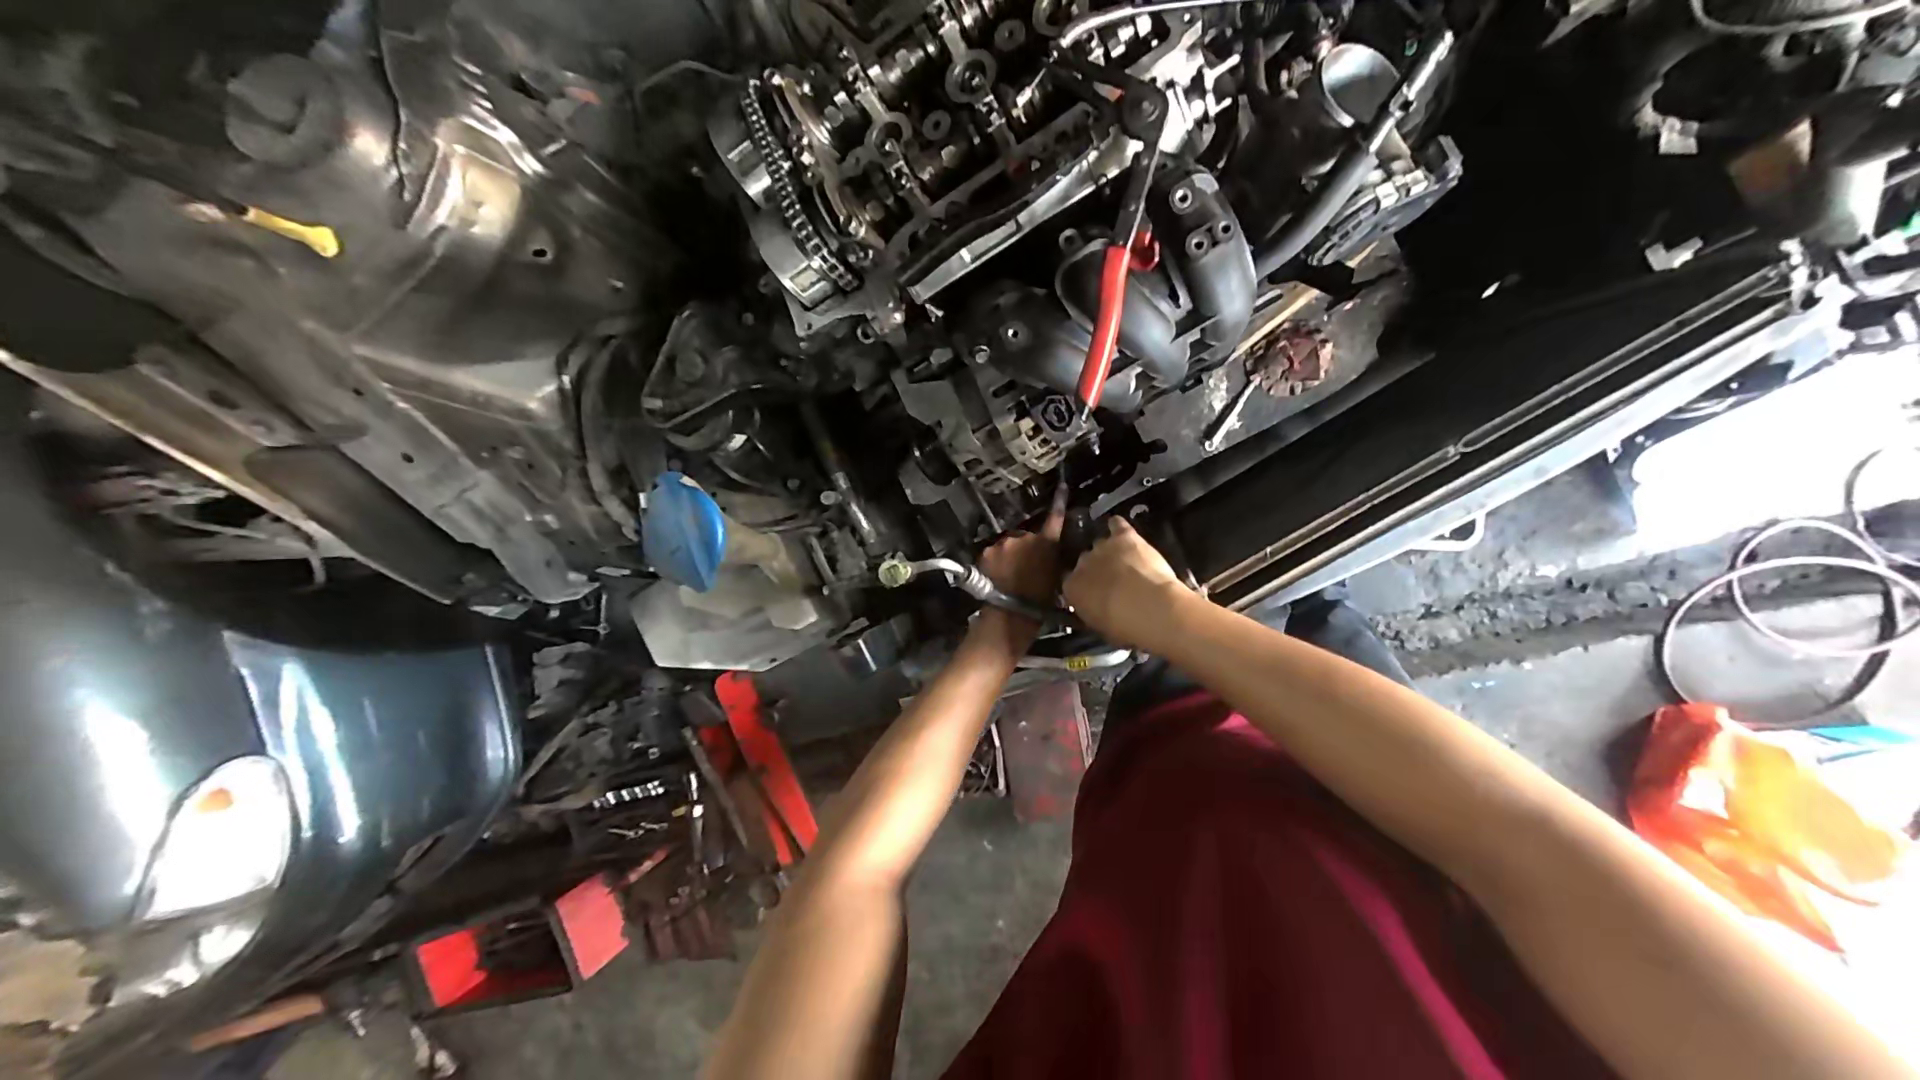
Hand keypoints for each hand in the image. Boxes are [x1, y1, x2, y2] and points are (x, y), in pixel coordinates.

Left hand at [967, 503, 1064, 656]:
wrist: (1010, 617)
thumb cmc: (1039, 605)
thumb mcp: (1057, 581)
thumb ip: (1054, 561)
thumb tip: (1051, 554)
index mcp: (1047, 544)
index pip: (1055, 519)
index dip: (1059, 503)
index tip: (1063, 487)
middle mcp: (1024, 538)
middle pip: (1026, 537)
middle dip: (1026, 548)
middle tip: (1027, 569)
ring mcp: (1003, 544)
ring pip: (1008, 545)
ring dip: (1010, 555)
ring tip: (1011, 576)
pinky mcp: (987, 552)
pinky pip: (994, 553)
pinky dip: (996, 561)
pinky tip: (998, 576)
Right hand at [1063, 517, 1188, 649]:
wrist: (1151, 607)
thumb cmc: (1125, 626)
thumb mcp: (1100, 626)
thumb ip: (1092, 612)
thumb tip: (1094, 609)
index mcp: (1071, 589)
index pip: (1069, 582)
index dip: (1082, 585)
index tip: (1092, 592)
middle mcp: (1082, 563)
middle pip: (1084, 560)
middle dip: (1095, 568)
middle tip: (1110, 579)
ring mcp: (1102, 547)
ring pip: (1101, 544)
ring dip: (1109, 551)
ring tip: (1120, 558)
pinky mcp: (1124, 536)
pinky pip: (1117, 525)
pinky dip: (1118, 527)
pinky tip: (1121, 529)